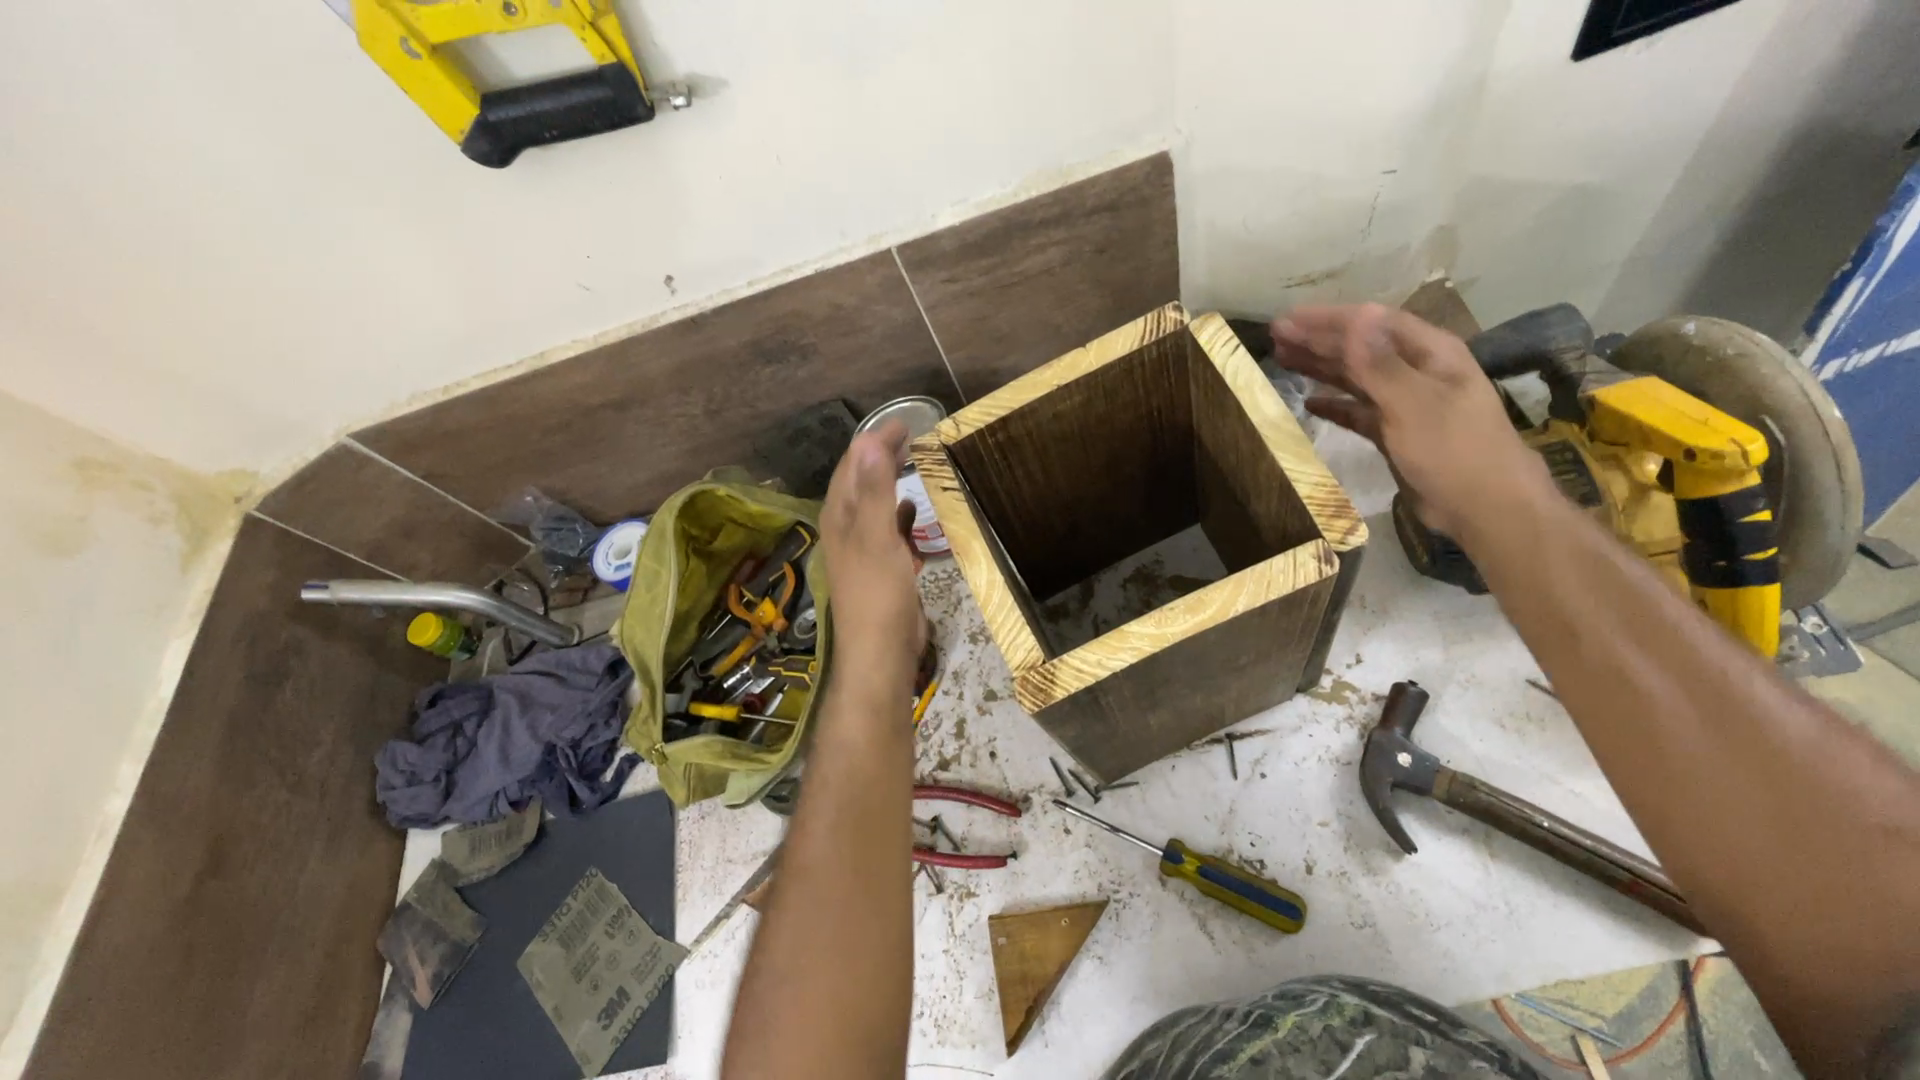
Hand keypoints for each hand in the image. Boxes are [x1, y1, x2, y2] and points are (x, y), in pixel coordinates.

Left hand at [820, 420, 926, 670]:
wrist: (881, 654)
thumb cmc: (878, 595)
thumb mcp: (877, 538)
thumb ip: (874, 492)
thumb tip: (869, 443)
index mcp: (839, 518)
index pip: (853, 467)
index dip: (873, 442)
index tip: (903, 422)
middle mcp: (847, 530)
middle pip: (861, 483)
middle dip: (881, 457)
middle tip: (912, 437)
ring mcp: (864, 551)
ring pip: (876, 507)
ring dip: (891, 484)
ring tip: (915, 464)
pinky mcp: (883, 570)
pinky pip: (891, 532)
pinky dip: (902, 516)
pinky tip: (916, 513)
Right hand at [1269, 303, 1552, 539]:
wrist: (1484, 507)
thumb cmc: (1454, 449)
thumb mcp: (1414, 403)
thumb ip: (1380, 363)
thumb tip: (1355, 318)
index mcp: (1430, 353)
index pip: (1373, 323)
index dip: (1329, 319)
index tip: (1287, 320)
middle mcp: (1417, 371)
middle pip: (1361, 348)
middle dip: (1319, 340)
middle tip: (1276, 337)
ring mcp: (1406, 403)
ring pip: (1356, 377)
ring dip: (1321, 368)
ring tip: (1283, 359)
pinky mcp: (1396, 434)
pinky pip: (1358, 412)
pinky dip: (1335, 406)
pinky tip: (1309, 403)